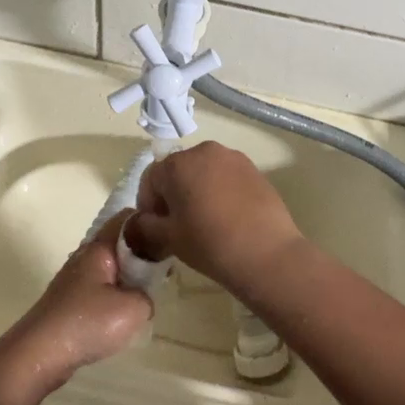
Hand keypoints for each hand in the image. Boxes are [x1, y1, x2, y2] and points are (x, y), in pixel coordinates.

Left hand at [0, 214, 154, 400]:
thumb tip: (142, 297)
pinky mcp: (69, 301)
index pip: (127, 218)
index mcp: (99, 249)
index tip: (169, 240)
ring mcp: (74, 280)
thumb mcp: (134, 308)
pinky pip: (100, 288)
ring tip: (147, 295)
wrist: (39, 354)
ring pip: (110, 268)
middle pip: (120, 244)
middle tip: (164, 273)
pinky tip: (123, 315)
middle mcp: (84, 257)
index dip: (151, 223)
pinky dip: (114, 296)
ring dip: (129, 278)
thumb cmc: (87, 323)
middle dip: (143, 255)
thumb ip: (148, 295)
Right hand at [125, 142, 304, 289]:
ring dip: (196, 193)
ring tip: (204, 224)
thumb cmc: (209, 243)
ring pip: (203, 174)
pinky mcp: (255, 171)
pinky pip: (226, 179)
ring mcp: (234, 158)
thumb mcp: (168, 239)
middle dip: (172, 197)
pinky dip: (219, 193)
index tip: (155, 230)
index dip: (148, 206)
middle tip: (178, 228)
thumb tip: (137, 224)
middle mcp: (205, 151)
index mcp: (178, 163)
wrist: (267, 253)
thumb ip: (143, 227)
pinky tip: (226, 220)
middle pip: (177, 172)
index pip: (150, 180)